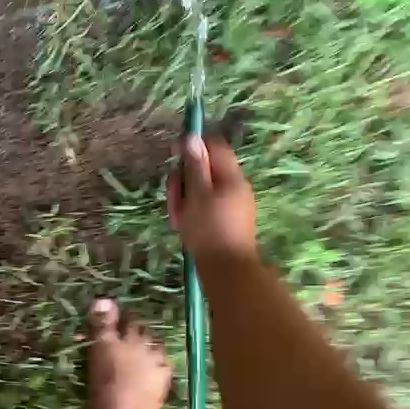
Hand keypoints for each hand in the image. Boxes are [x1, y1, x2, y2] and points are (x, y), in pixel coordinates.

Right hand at [167, 134, 257, 263]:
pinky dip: (192, 211)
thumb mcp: (196, 193)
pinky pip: (206, 205)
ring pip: (202, 188)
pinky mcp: (227, 220)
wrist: (227, 272)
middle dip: (184, 179)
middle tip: (175, 197)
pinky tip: (184, 225)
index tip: (174, 153)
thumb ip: (195, 165)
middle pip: (205, 168)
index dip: (193, 145)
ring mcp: (233, 204)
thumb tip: (192, 137)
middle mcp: (235, 187)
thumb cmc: (209, 230)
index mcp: (231, 177)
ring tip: (178, 217)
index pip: (215, 146)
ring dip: (185, 197)